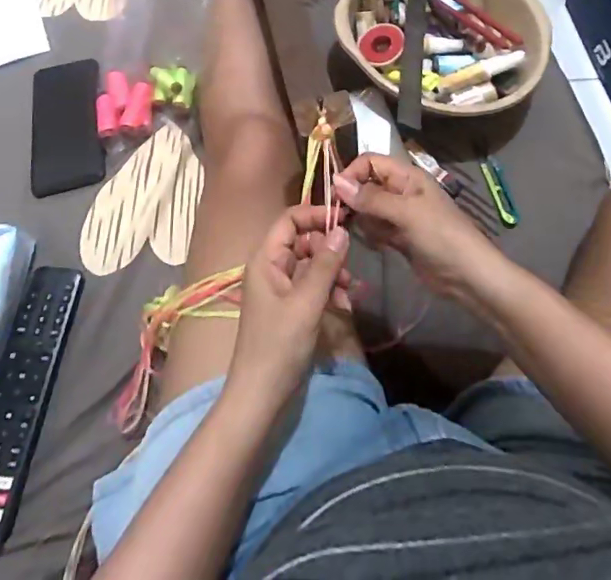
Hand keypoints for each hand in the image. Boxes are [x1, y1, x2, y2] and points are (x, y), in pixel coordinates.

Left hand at [228, 205, 351, 401]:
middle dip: (328, 250)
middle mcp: (271, 268)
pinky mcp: (290, 308)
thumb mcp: (306, 302)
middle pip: (303, 241)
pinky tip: (345, 304)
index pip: (289, 220)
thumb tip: (342, 230)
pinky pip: (312, 286)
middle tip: (349, 268)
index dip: (315, 215)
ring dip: (332, 272)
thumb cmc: (279, 345)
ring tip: (350, 291)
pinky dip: (329, 290)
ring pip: (311, 264)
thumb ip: (325, 265)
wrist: (261, 396)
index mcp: (266, 260)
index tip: (345, 221)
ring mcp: (280, 289)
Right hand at [334, 153, 498, 307]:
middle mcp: (402, 191)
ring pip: (368, 209)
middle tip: (341, 218)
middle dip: (353, 199)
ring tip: (367, 234)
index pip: (370, 162)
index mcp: (407, 176)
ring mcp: (400, 216)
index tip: (336, 196)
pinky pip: (376, 229)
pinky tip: (376, 246)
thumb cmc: (441, 236)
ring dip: (362, 220)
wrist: (468, 276)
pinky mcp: (400, 238)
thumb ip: (371, 198)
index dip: (352, 174)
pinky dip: (372, 236)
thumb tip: (336, 181)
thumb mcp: (406, 213)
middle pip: (366, 185)